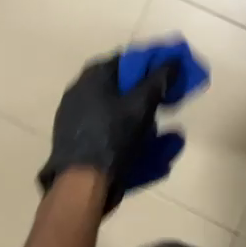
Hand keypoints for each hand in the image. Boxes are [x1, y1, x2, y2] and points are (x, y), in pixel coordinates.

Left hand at [39, 55, 182, 212]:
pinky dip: (124, 138)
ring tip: (163, 137)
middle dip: (146, 97)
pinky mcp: (72, 141)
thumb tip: (174, 60)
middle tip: (167, 107)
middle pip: (121, 87)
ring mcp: (73, 117)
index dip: (151, 66)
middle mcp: (79, 91)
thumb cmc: (113, 137)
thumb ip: (159, 79)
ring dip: (139, 121)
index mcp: (93, 75)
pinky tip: (146, 155)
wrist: (80, 186)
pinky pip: (105, 132)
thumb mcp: (142, 105)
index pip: (127, 60)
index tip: (169, 78)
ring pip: (114, 113)